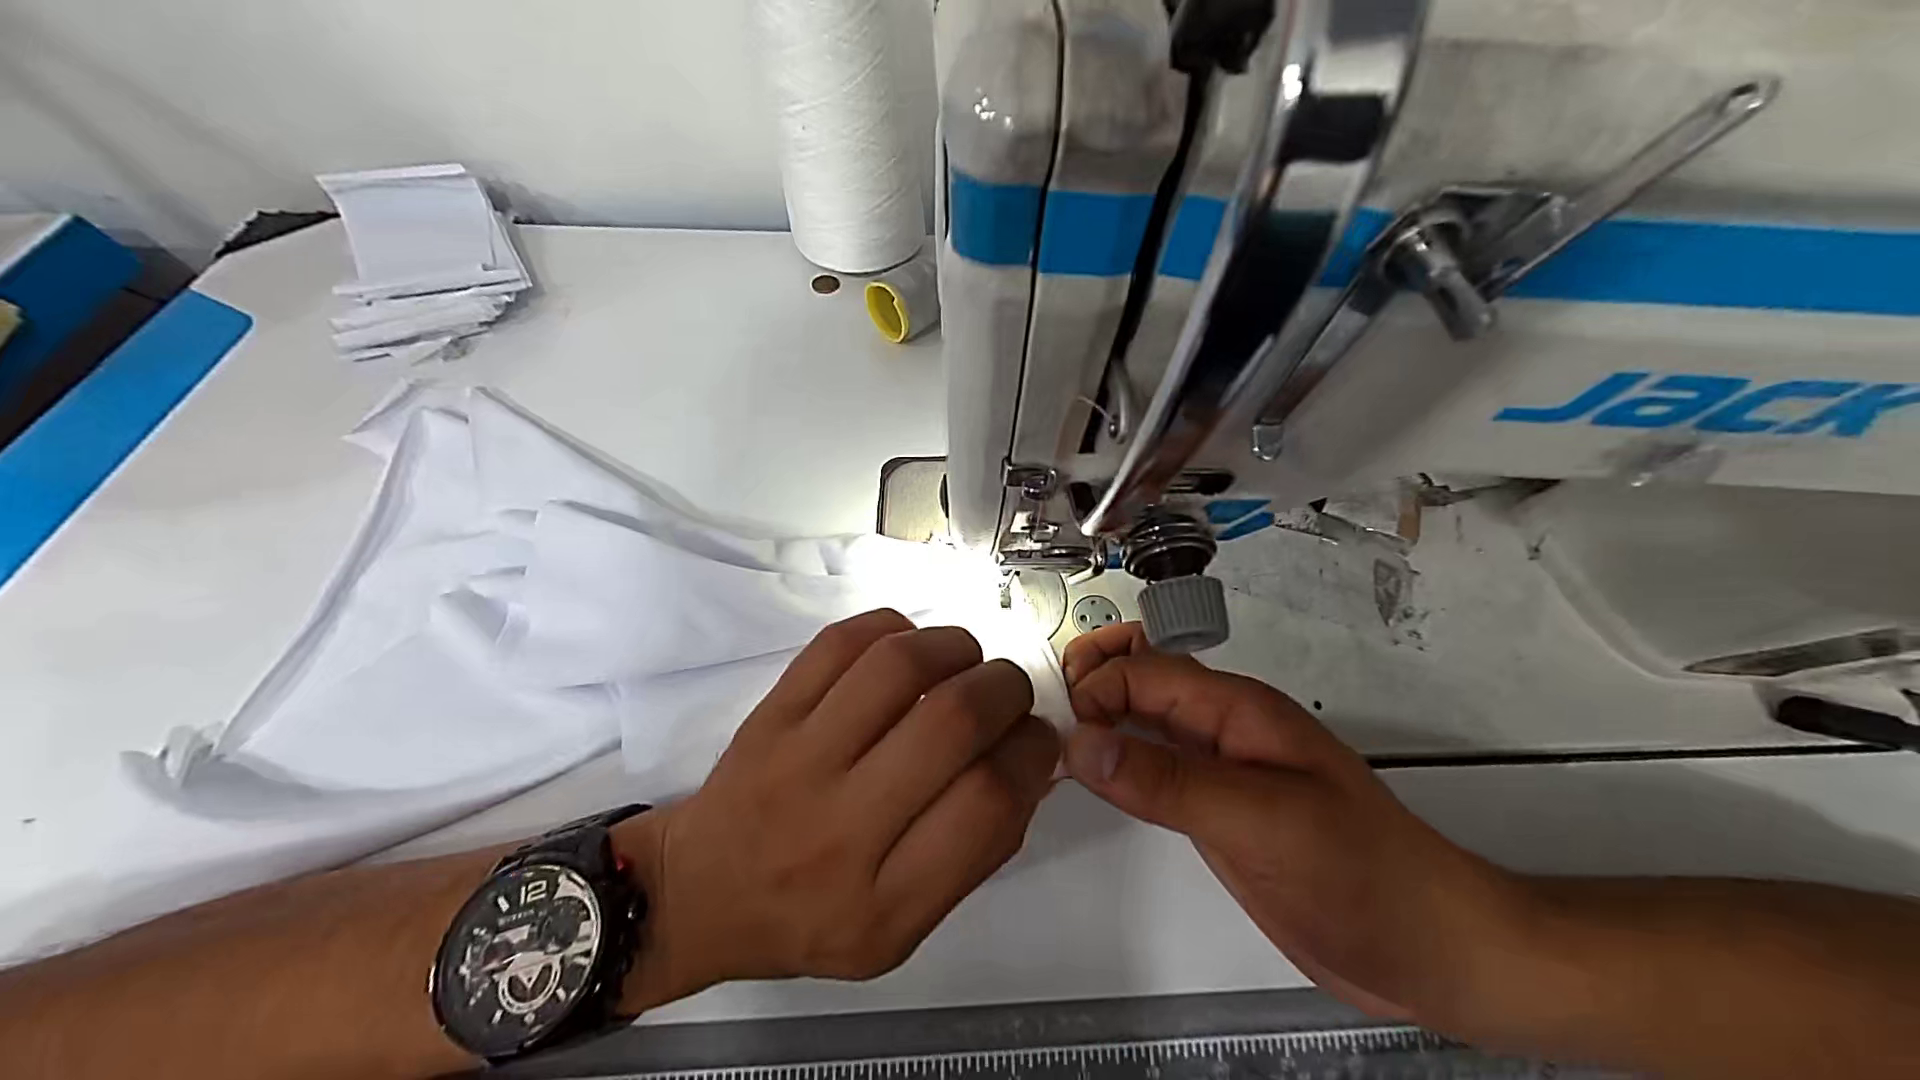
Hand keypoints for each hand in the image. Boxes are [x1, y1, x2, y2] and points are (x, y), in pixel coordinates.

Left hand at [615, 610, 1059, 1009]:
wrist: (703, 891)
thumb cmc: (814, 916)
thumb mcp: (905, 925)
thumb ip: (976, 848)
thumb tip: (1032, 757)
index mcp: (884, 901)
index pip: (988, 802)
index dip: (1033, 752)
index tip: (1038, 736)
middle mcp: (839, 829)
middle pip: (952, 721)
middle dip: (1005, 688)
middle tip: (1009, 690)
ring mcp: (796, 761)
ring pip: (898, 667)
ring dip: (954, 647)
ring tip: (966, 660)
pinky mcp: (770, 712)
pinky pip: (841, 642)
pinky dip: (893, 628)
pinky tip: (908, 648)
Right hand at [1060, 623, 1531, 1025]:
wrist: (1427, 948)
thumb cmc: (1365, 874)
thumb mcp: (1260, 821)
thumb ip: (1167, 779)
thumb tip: (1084, 742)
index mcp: (1237, 710)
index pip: (1145, 671)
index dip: (1097, 689)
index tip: (1066, 733)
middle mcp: (1221, 728)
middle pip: (1140, 680)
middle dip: (1092, 683)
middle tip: (1050, 717)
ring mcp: (1216, 767)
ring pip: (1142, 721)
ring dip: (1099, 720)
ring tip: (1056, 742)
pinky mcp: (1212, 806)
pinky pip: (1152, 766)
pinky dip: (1116, 762)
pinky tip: (1095, 776)